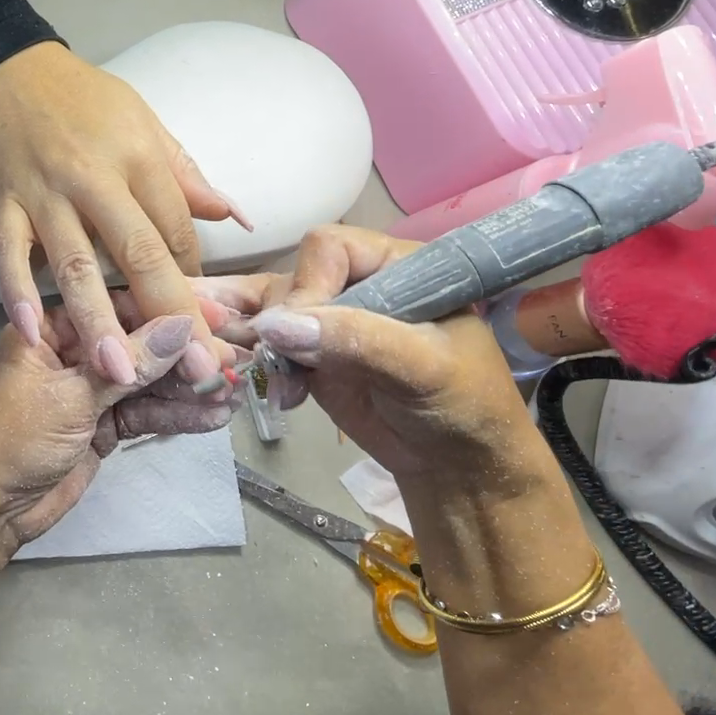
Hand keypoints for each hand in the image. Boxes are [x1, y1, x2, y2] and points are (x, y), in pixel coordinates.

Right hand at [0, 41, 248, 388]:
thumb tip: (236, 217)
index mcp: (138, 158)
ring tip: (118, 372)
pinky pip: (8, 257)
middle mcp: (94, 180)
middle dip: (168, 316)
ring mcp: (42, 196)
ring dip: (98, 321)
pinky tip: (32, 334)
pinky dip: (18, 295)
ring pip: (74, 265)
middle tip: (194, 371)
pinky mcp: (0, 206)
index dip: (194, 282)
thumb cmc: (82, 98)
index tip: (209, 328)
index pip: (174, 231)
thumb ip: (184, 174)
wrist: (6, 69)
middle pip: (137, 254)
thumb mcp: (143, 122)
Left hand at [0, 313, 234, 545]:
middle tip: (235, 359)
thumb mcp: (72, 397)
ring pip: (145, 382)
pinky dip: (174, 416)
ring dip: (187, 388)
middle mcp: (69, 353)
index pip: (113, 308)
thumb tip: (183, 325)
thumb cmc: (15, 440)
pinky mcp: (99, 424)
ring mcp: (86, 390)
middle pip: (135, 345)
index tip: (214, 314)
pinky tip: (213, 417)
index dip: (165, 311)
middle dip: (185, 354)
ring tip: (235, 391)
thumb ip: (130, 363)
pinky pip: (142, 413)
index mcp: (46, 330)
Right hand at [190, 225, 536, 481]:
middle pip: (291, 282)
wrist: (456, 464)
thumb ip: (355, 340)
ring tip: (282, 386)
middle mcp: (357, 284)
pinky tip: (254, 377)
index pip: (329, 250)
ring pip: (269, 312)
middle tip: (287, 370)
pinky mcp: (307, 353)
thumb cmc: (463, 406)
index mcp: (397, 267)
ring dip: (261, 347)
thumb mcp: (423, 368)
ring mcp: (329, 320)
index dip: (308, 285)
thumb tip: (272, 325)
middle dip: (280, 326)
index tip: (305, 335)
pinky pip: (265, 341)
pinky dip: (252, 356)